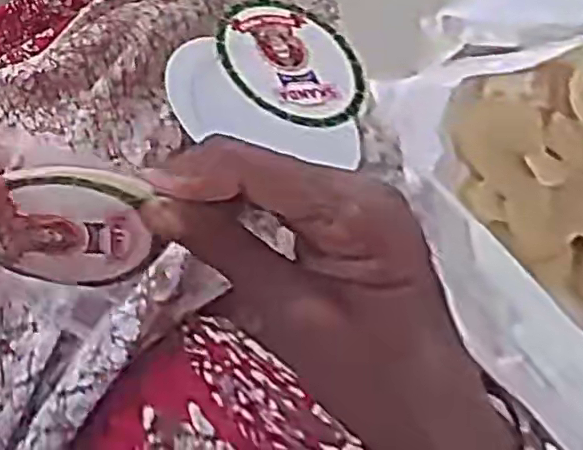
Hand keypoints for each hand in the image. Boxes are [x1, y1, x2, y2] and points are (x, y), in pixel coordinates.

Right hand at [142, 138, 513, 449]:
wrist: (439, 426)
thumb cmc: (377, 382)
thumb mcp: (292, 316)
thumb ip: (223, 248)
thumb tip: (155, 205)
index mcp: (357, 206)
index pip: (257, 166)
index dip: (193, 171)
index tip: (143, 188)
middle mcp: (354, 182)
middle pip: (253, 160)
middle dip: (194, 178)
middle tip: (145, 203)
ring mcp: (346, 191)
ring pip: (254, 168)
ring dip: (206, 186)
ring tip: (163, 208)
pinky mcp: (334, 207)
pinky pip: (267, 188)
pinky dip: (228, 198)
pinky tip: (200, 214)